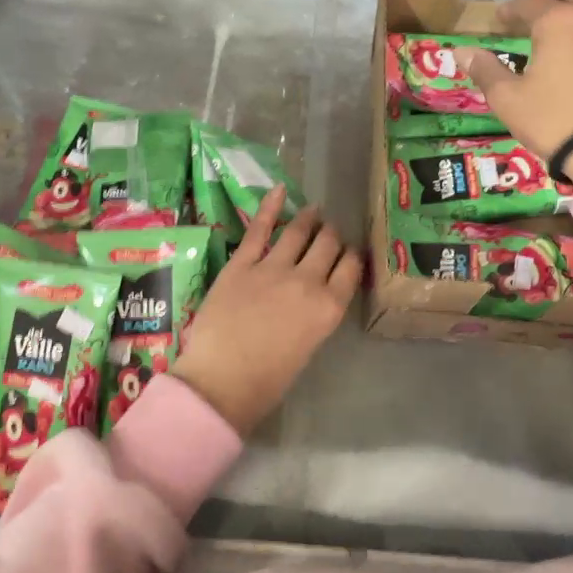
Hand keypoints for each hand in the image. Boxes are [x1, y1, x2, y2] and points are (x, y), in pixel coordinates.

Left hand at [171, 187, 358, 434]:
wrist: (221, 382)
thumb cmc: (266, 381)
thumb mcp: (307, 347)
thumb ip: (314, 316)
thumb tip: (311, 299)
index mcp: (329, 308)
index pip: (351, 268)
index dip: (351, 255)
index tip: (348, 251)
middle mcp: (308, 281)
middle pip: (328, 245)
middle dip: (331, 235)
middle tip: (329, 230)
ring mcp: (273, 267)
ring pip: (299, 232)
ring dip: (309, 218)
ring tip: (313, 210)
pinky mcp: (242, 263)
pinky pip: (259, 228)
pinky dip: (270, 206)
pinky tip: (279, 190)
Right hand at [455, 0, 572, 188]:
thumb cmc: (552, 118)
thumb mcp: (508, 98)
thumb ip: (485, 69)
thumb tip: (462, 51)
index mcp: (557, 22)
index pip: (529, 2)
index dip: (510, 9)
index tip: (498, 19)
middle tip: (528, 15)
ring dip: (567, 15)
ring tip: (549, 36)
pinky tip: (571, 58)